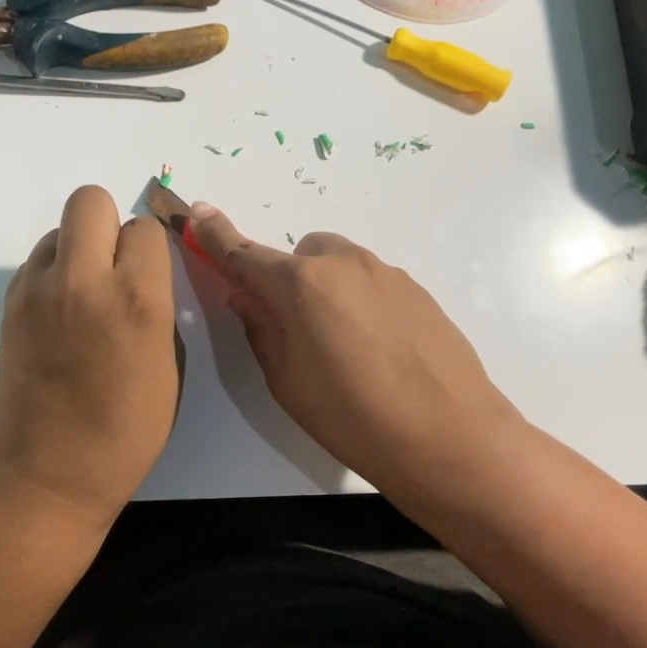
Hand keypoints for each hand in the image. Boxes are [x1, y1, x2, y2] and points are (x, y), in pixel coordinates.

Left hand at [0, 185, 179, 516]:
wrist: (51, 465)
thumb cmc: (127, 429)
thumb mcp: (168, 365)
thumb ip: (158, 307)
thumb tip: (140, 278)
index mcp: (137, 300)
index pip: (145, 229)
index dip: (150, 252)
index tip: (148, 278)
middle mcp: (84, 280)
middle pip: (89, 200)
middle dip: (108, 225)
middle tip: (114, 268)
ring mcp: (39, 289)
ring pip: (60, 230)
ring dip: (78, 250)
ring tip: (84, 296)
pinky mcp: (11, 302)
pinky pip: (38, 262)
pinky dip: (53, 275)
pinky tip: (60, 316)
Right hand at [189, 202, 520, 495]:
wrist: (448, 436)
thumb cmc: (352, 417)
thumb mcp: (287, 383)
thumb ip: (262, 330)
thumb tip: (248, 297)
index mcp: (301, 285)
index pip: (245, 254)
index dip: (217, 235)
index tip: (199, 211)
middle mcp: (344, 265)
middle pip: (301, 255)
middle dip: (289, 280)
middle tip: (296, 331)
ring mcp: (387, 273)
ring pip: (340, 266)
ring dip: (328, 291)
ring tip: (345, 350)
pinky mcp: (418, 290)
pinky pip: (373, 284)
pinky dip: (362, 304)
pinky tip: (379, 352)